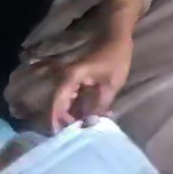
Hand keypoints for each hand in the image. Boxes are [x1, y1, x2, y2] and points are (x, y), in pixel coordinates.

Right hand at [7, 38, 133, 131]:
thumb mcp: (111, 83)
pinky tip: (82, 118)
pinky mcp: (75, 81)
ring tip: (75, 130)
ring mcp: (69, 80)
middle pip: (57, 103)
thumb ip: (100, 104)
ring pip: (63, 102)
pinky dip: (74, 108)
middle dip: (61, 120)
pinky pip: (70, 97)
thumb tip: (91, 123)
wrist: (116, 38)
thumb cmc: (115, 58)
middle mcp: (64, 79)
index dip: (56, 119)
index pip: (57, 102)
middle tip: (68, 136)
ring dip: (68, 115)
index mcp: (70, 78)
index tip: (61, 134)